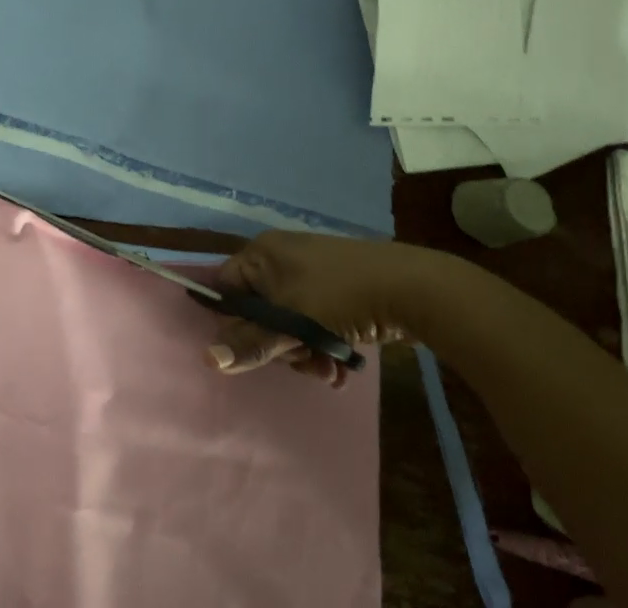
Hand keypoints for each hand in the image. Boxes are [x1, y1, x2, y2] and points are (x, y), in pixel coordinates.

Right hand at [206, 231, 452, 386]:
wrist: (419, 290)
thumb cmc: (342, 296)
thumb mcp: (293, 322)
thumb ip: (251, 343)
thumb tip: (208, 359)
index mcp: (261, 254)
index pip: (226, 289)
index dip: (235, 322)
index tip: (255, 347)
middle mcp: (282, 260)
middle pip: (259, 312)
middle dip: (280, 346)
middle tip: (301, 361)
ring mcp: (313, 275)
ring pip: (290, 323)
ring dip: (303, 353)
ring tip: (327, 372)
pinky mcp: (340, 292)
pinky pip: (315, 322)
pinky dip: (323, 346)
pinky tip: (339, 369)